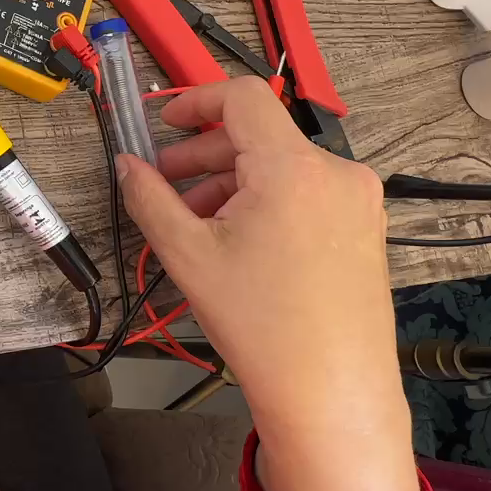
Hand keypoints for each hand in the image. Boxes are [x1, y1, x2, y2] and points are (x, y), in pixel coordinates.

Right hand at [116, 77, 419, 490]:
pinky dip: (263, 199)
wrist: (331, 393)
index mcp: (292, 168)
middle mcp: (335, 172)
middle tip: (162, 185)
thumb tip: (125, 163)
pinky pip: (304, 192)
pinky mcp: (364, 228)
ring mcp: (357, 201)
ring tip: (195, 223)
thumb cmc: (258, 321)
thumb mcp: (186, 253)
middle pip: (257, 135)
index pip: (242, 97)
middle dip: (202, 154)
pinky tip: (237, 240)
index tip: (162, 123)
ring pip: (279, 166)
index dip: (194, 99)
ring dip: (229, 181)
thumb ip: (147, 196)